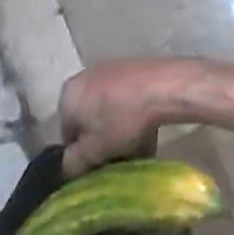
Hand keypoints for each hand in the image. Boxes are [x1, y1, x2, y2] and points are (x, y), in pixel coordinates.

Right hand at [58, 57, 200, 176]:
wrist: (165, 86)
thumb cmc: (123, 119)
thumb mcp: (92, 153)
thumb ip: (72, 165)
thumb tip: (69, 167)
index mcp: (68, 95)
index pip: (68, 136)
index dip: (83, 156)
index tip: (101, 164)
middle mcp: (85, 77)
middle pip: (90, 122)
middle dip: (104, 142)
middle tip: (121, 157)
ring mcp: (111, 69)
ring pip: (111, 112)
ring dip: (121, 131)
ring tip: (139, 147)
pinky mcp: (133, 67)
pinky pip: (127, 99)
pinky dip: (134, 115)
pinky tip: (149, 129)